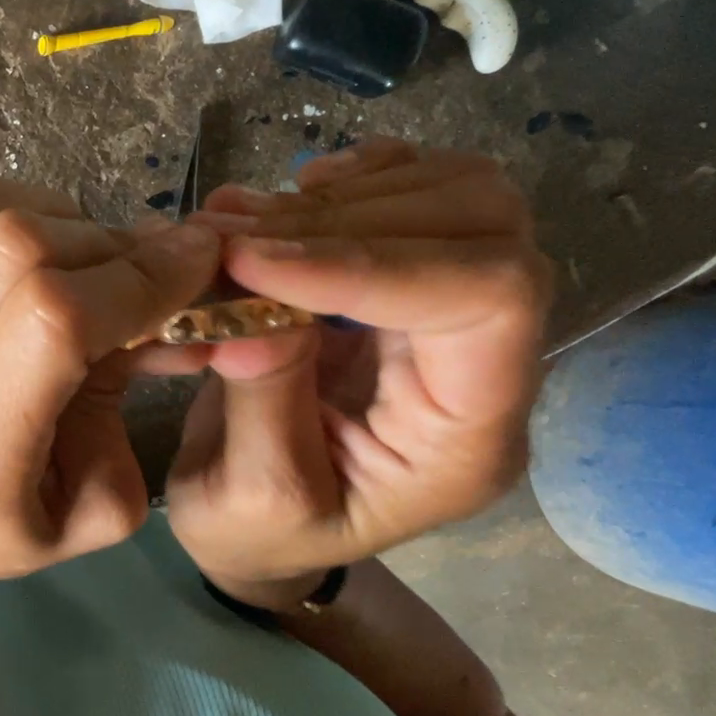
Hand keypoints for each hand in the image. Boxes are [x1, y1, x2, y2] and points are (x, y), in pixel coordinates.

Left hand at [0, 180, 219, 589]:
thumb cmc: (12, 525)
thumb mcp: (100, 506)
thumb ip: (132, 403)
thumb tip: (170, 293)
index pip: (50, 324)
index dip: (135, 278)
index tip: (196, 263)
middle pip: (8, 253)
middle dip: (102, 245)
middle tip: (139, 271)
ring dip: (48, 219)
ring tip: (82, 258)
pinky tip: (30, 246)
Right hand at [155, 140, 553, 606]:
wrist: (255, 529)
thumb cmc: (255, 534)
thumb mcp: (249, 500)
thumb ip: (264, 409)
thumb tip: (255, 315)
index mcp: (467, 435)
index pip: (484, 300)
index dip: (369, 262)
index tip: (251, 261)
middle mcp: (480, 365)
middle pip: (484, 230)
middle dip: (346, 218)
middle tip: (230, 235)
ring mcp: (444, 320)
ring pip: (453, 198)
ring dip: (338, 195)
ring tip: (238, 221)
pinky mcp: (398, 292)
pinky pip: (408, 197)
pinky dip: (344, 182)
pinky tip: (283, 199)